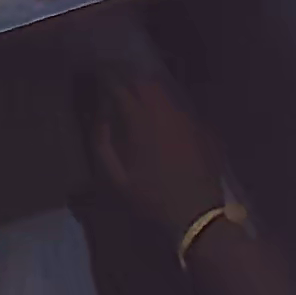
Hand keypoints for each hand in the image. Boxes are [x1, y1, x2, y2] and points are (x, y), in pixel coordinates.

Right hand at [90, 76, 222, 236]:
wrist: (199, 219)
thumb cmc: (153, 200)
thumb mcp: (117, 179)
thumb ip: (102, 144)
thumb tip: (97, 118)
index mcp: (140, 121)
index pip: (119, 87)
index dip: (106, 77)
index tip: (96, 74)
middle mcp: (162, 112)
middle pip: (143, 81)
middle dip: (128, 77)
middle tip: (117, 82)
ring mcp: (184, 119)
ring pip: (162, 90)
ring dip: (146, 88)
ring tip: (136, 95)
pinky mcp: (199, 128)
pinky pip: (178, 105)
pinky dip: (164, 104)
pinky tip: (160, 115)